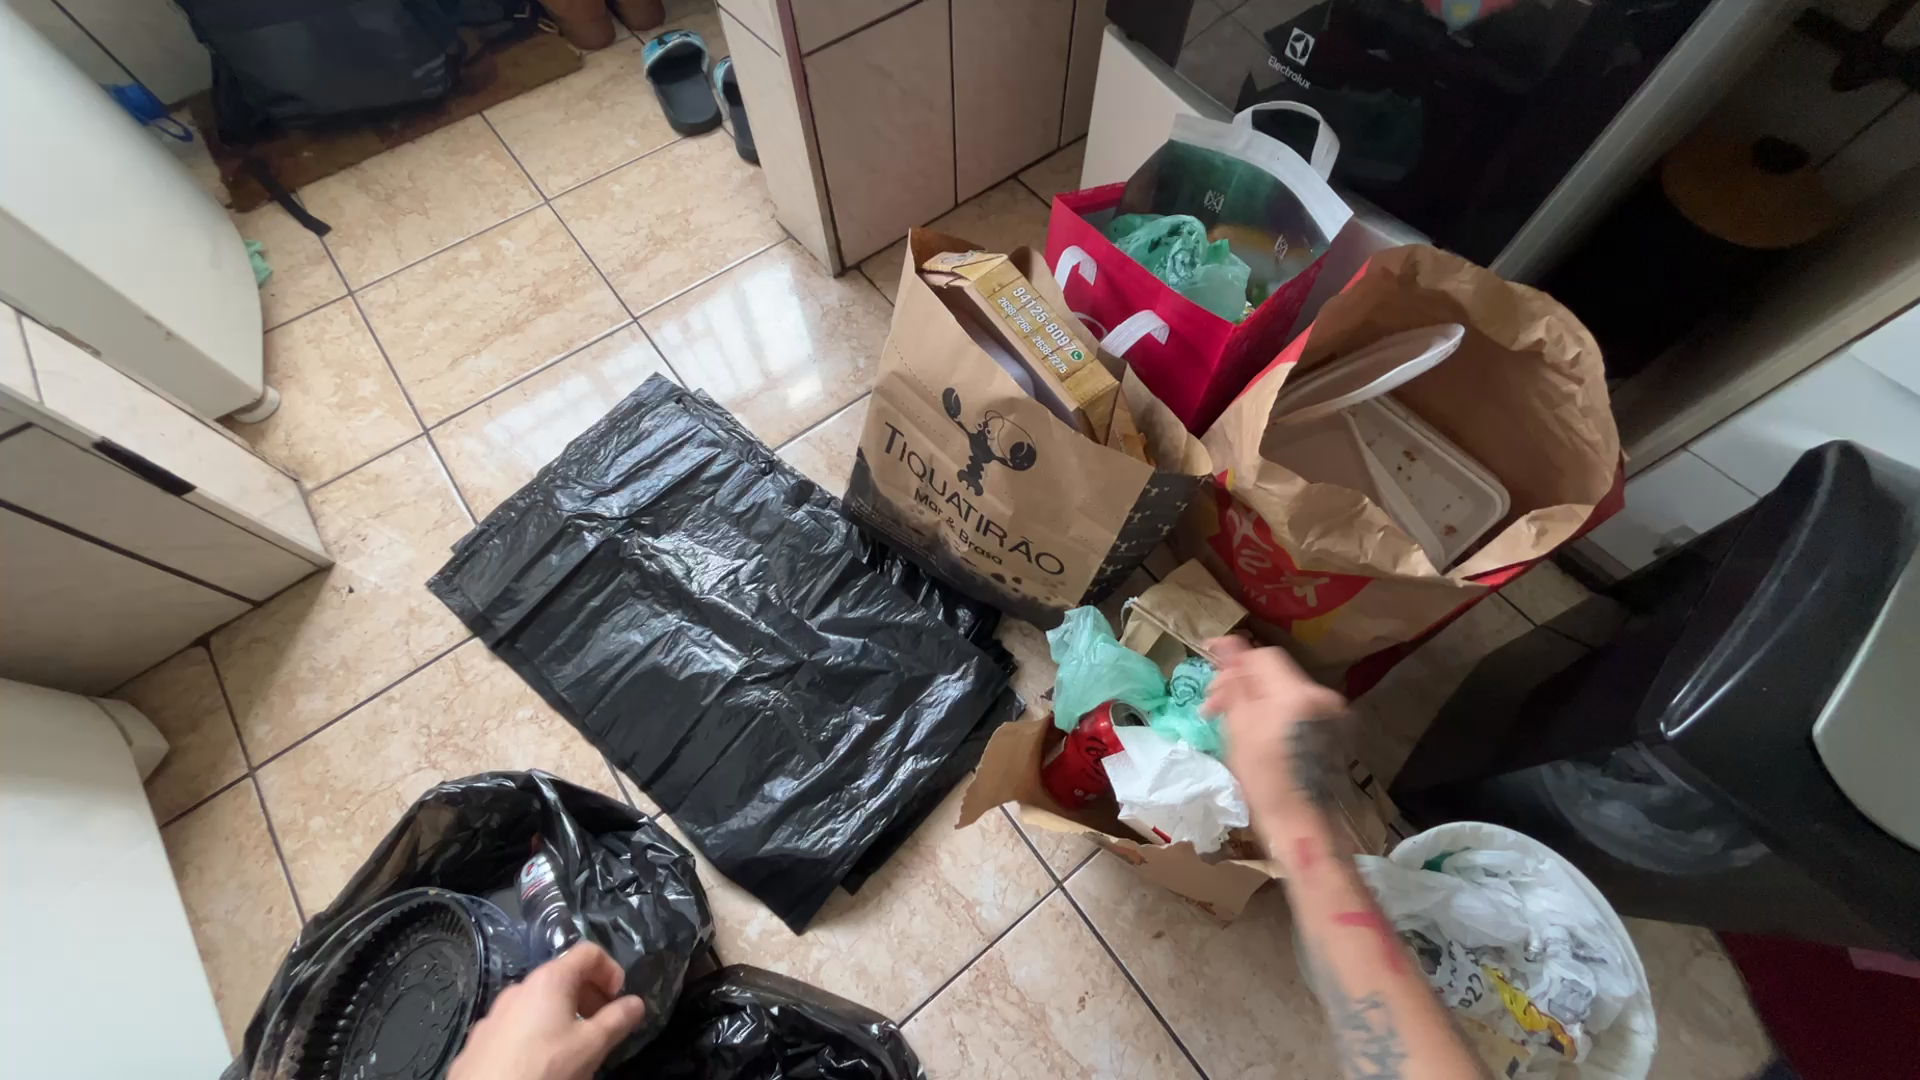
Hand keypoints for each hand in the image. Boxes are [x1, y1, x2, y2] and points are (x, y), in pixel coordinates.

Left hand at [448, 942, 646, 1079]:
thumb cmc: (543, 1072)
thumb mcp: (592, 1046)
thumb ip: (619, 1019)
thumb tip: (636, 1003)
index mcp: (549, 980)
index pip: (590, 953)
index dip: (612, 970)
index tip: (618, 1000)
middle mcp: (519, 989)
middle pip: (563, 977)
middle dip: (589, 996)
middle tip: (600, 1025)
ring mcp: (492, 1018)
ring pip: (537, 1005)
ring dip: (561, 1016)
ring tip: (569, 1049)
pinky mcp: (475, 1046)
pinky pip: (513, 1029)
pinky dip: (532, 1036)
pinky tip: (534, 1068)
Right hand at [1205, 636, 1347, 825]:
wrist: (1302, 825)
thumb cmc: (1265, 779)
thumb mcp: (1240, 726)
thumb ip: (1234, 682)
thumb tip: (1226, 646)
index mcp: (1298, 694)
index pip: (1264, 657)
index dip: (1235, 656)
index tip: (1209, 656)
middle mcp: (1321, 698)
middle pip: (1273, 674)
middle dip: (1240, 683)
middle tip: (1212, 703)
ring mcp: (1330, 716)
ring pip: (1282, 692)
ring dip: (1253, 698)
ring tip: (1229, 720)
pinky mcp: (1330, 732)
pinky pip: (1294, 709)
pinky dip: (1271, 713)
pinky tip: (1252, 732)